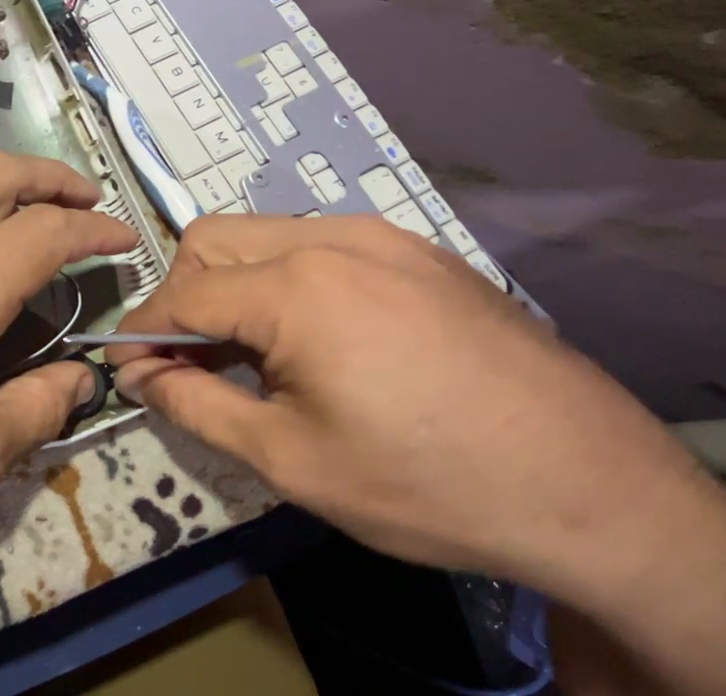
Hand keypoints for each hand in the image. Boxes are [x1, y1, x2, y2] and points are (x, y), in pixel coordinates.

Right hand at [107, 215, 725, 695]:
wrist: (598, 491)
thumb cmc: (426, 483)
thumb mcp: (289, 459)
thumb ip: (192, 403)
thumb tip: (136, 372)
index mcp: (295, 287)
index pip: (180, 293)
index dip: (141, 331)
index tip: (127, 369)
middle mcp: (332, 239)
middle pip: (210, 239)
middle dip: (180, 294)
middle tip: (189, 359)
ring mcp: (384, 238)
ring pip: (264, 233)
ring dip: (232, 282)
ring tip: (249, 350)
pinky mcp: (421, 252)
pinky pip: (321, 243)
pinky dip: (286, 277)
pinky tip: (313, 336)